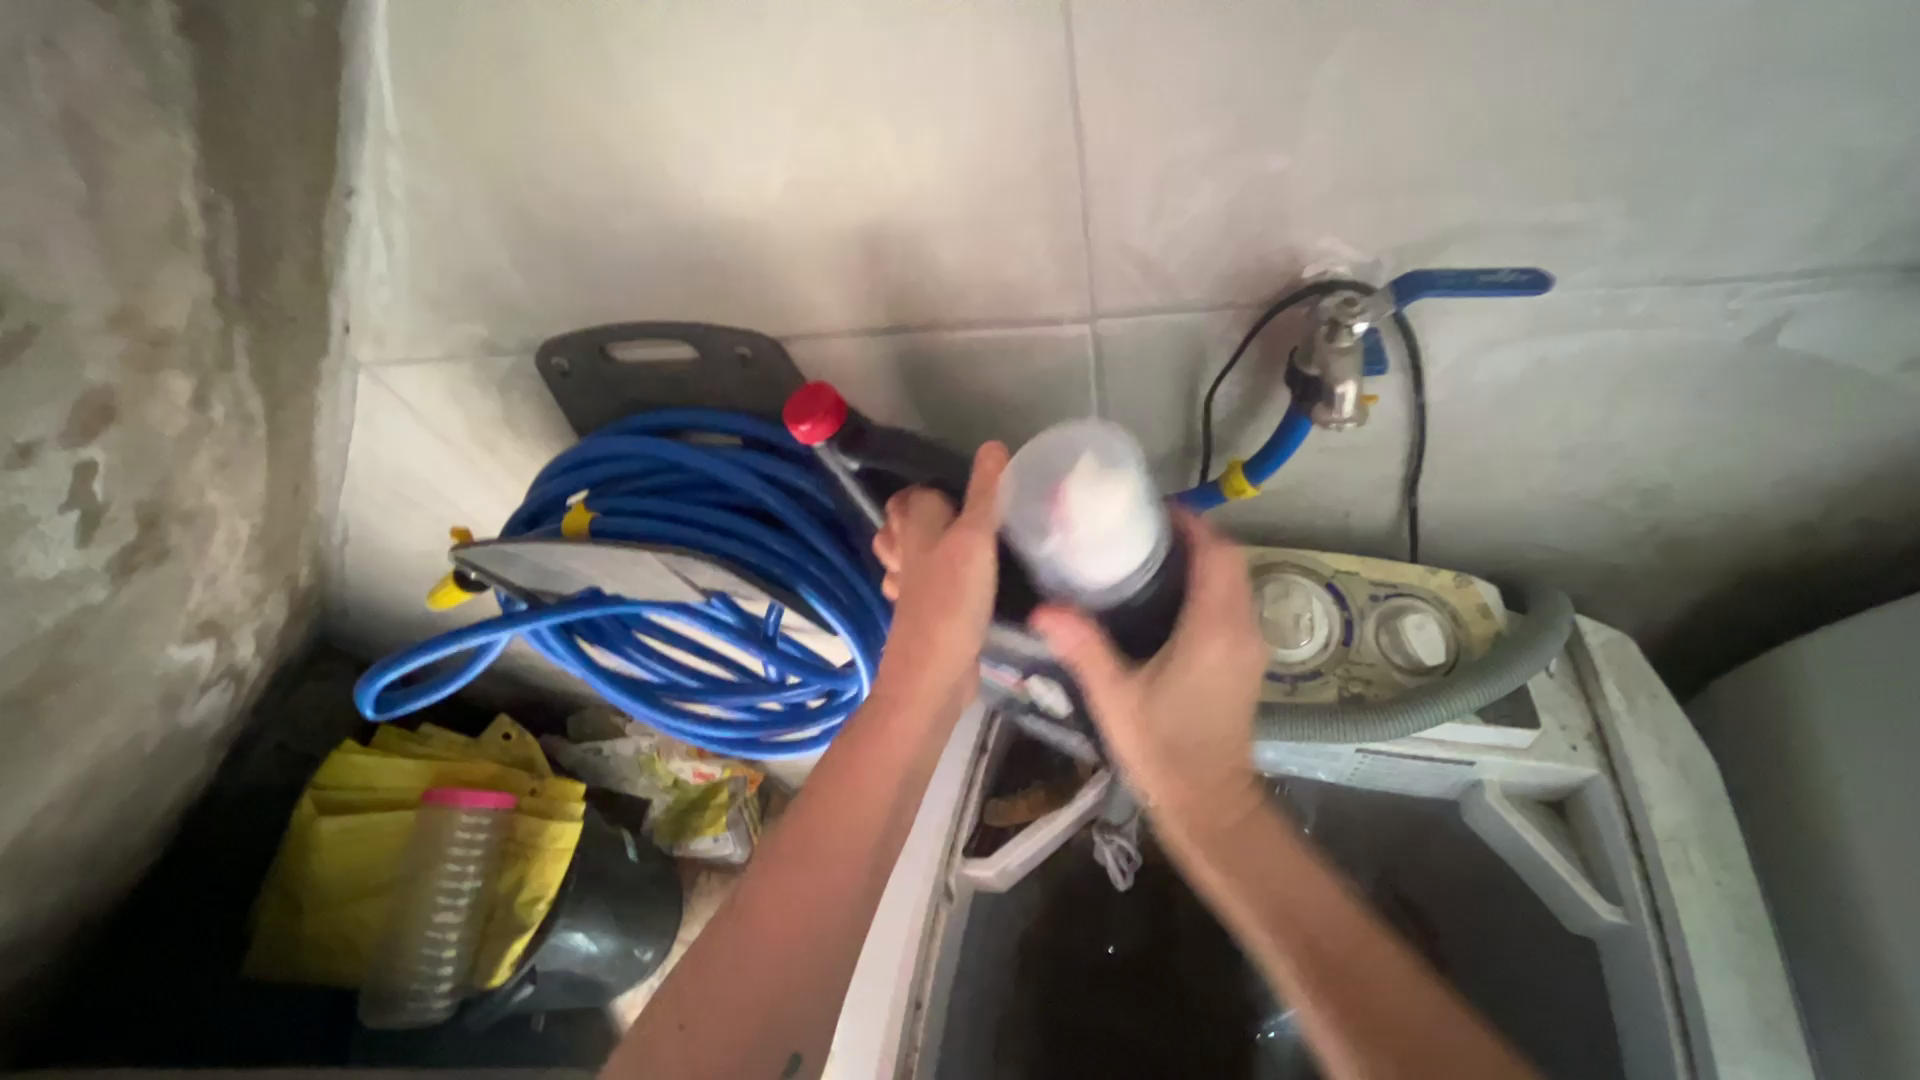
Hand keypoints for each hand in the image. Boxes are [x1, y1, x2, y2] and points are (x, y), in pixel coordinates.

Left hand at [870, 442, 1008, 699]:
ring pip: (909, 558)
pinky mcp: (923, 619)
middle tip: (967, 518)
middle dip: (924, 516)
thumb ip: (987, 495)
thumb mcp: (977, 540)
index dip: (936, 489)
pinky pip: (921, 591)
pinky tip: (959, 590)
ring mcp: (910, 589)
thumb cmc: (953, 601)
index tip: (971, 492)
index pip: (914, 495)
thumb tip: (994, 446)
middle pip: (902, 524)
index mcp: (914, 528)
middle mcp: (906, 554)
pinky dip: (932, 585)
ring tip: (962, 548)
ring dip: (925, 550)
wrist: (933, 676)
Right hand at [1029, 512, 1267, 818]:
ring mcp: (1250, 646)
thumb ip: (1083, 647)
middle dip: (1193, 537)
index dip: (1191, 523)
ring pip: (1234, 581)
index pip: (1217, 552)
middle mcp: (1242, 628)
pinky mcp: (1246, 661)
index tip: (1151, 511)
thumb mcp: (1115, 697)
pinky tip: (1166, 600)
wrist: (1209, 802)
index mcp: (1214, 628)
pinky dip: (1207, 587)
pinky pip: (1232, 604)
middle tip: (1140, 532)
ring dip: (1202, 561)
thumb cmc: (1163, 748)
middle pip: (1230, 560)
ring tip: (1148, 558)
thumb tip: (1043, 608)